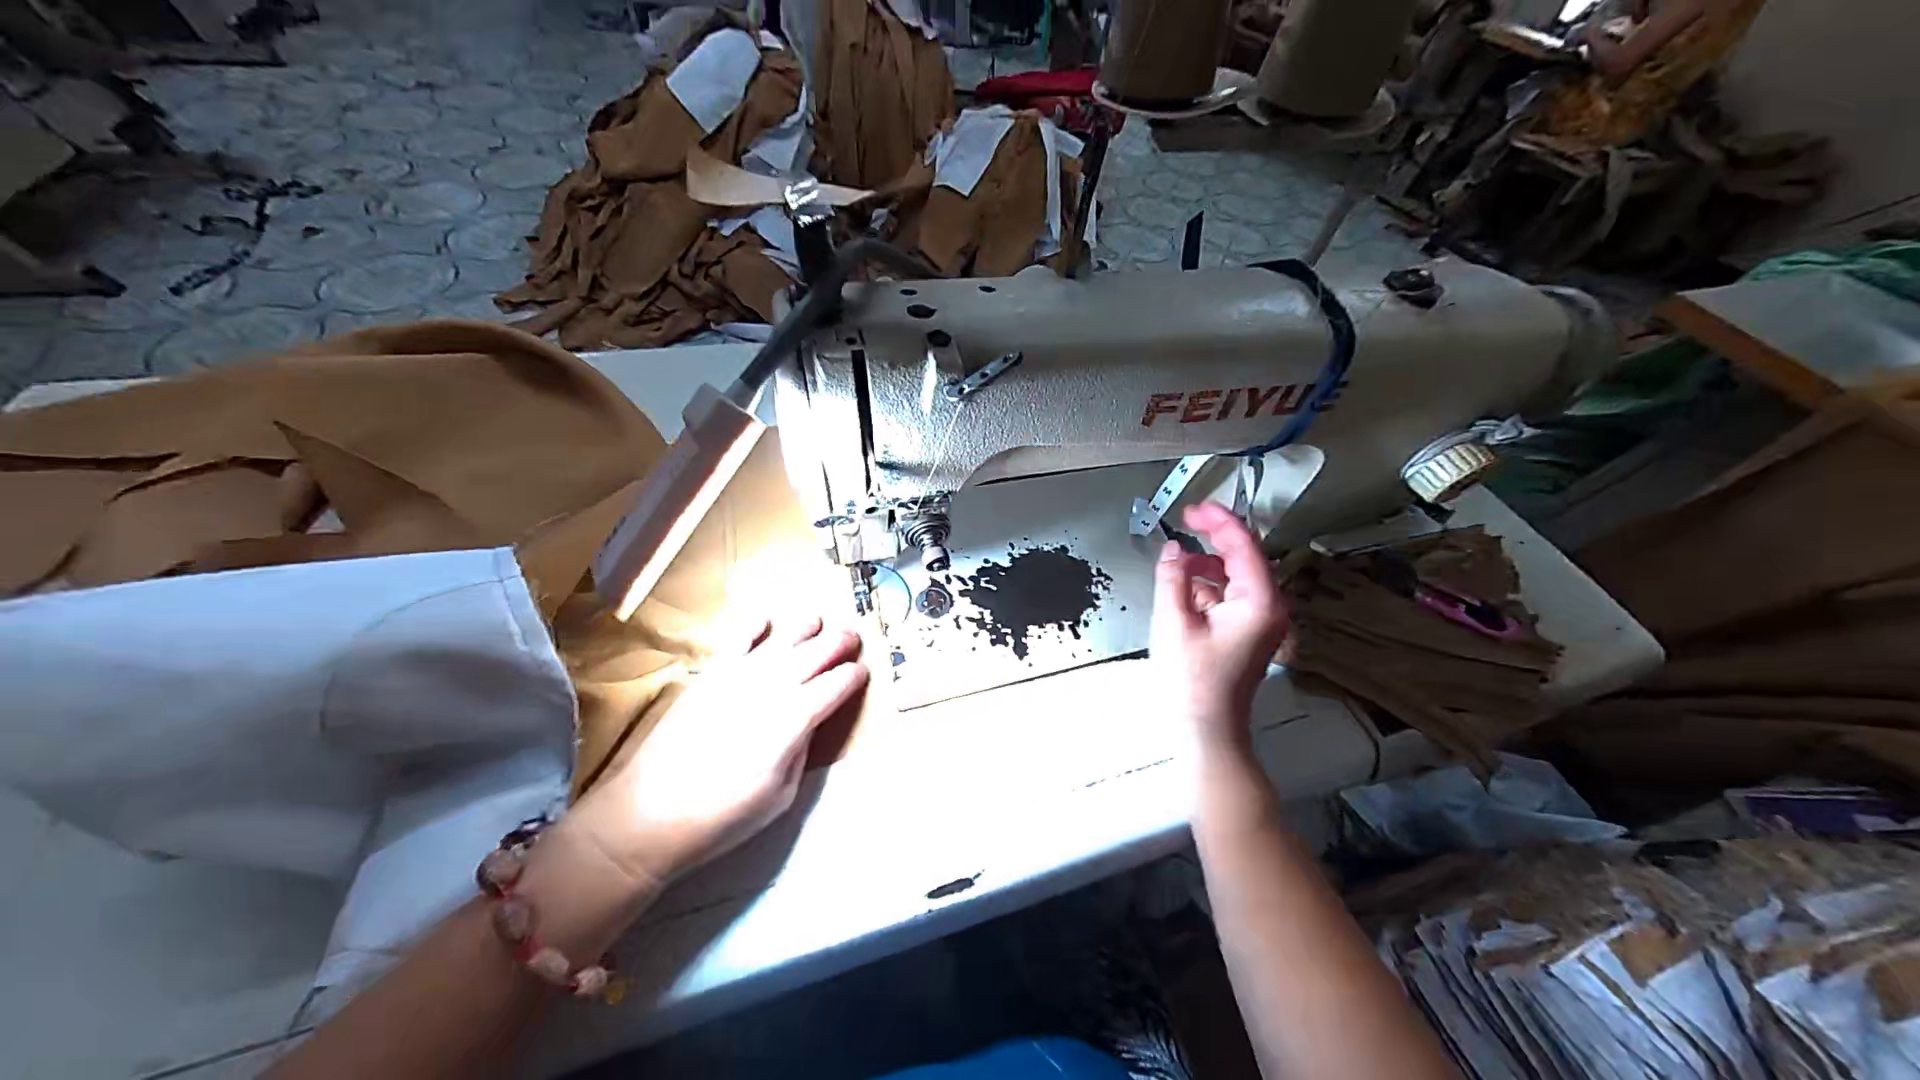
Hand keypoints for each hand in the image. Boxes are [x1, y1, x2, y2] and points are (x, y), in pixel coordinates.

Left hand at [570, 614, 868, 887]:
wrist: (648, 815)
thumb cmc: (722, 816)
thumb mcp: (780, 795)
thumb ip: (802, 749)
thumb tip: (811, 721)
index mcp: (794, 719)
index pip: (835, 686)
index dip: (853, 677)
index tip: (863, 673)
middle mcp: (770, 687)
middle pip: (814, 654)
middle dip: (838, 643)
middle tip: (853, 638)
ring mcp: (737, 677)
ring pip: (780, 640)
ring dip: (805, 628)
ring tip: (819, 621)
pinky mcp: (709, 676)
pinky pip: (737, 640)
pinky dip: (755, 627)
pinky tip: (767, 620)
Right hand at [1150, 502, 1289, 752]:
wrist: (1206, 728)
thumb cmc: (1193, 683)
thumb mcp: (1173, 621)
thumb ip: (1172, 577)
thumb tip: (1172, 550)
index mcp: (1259, 602)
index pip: (1243, 546)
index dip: (1218, 521)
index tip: (1194, 509)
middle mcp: (1269, 608)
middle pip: (1242, 557)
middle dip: (1212, 540)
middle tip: (1185, 524)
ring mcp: (1260, 620)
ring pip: (1234, 576)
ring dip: (1205, 566)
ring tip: (1174, 571)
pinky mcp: (1248, 631)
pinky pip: (1229, 595)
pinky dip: (1207, 588)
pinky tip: (1183, 593)